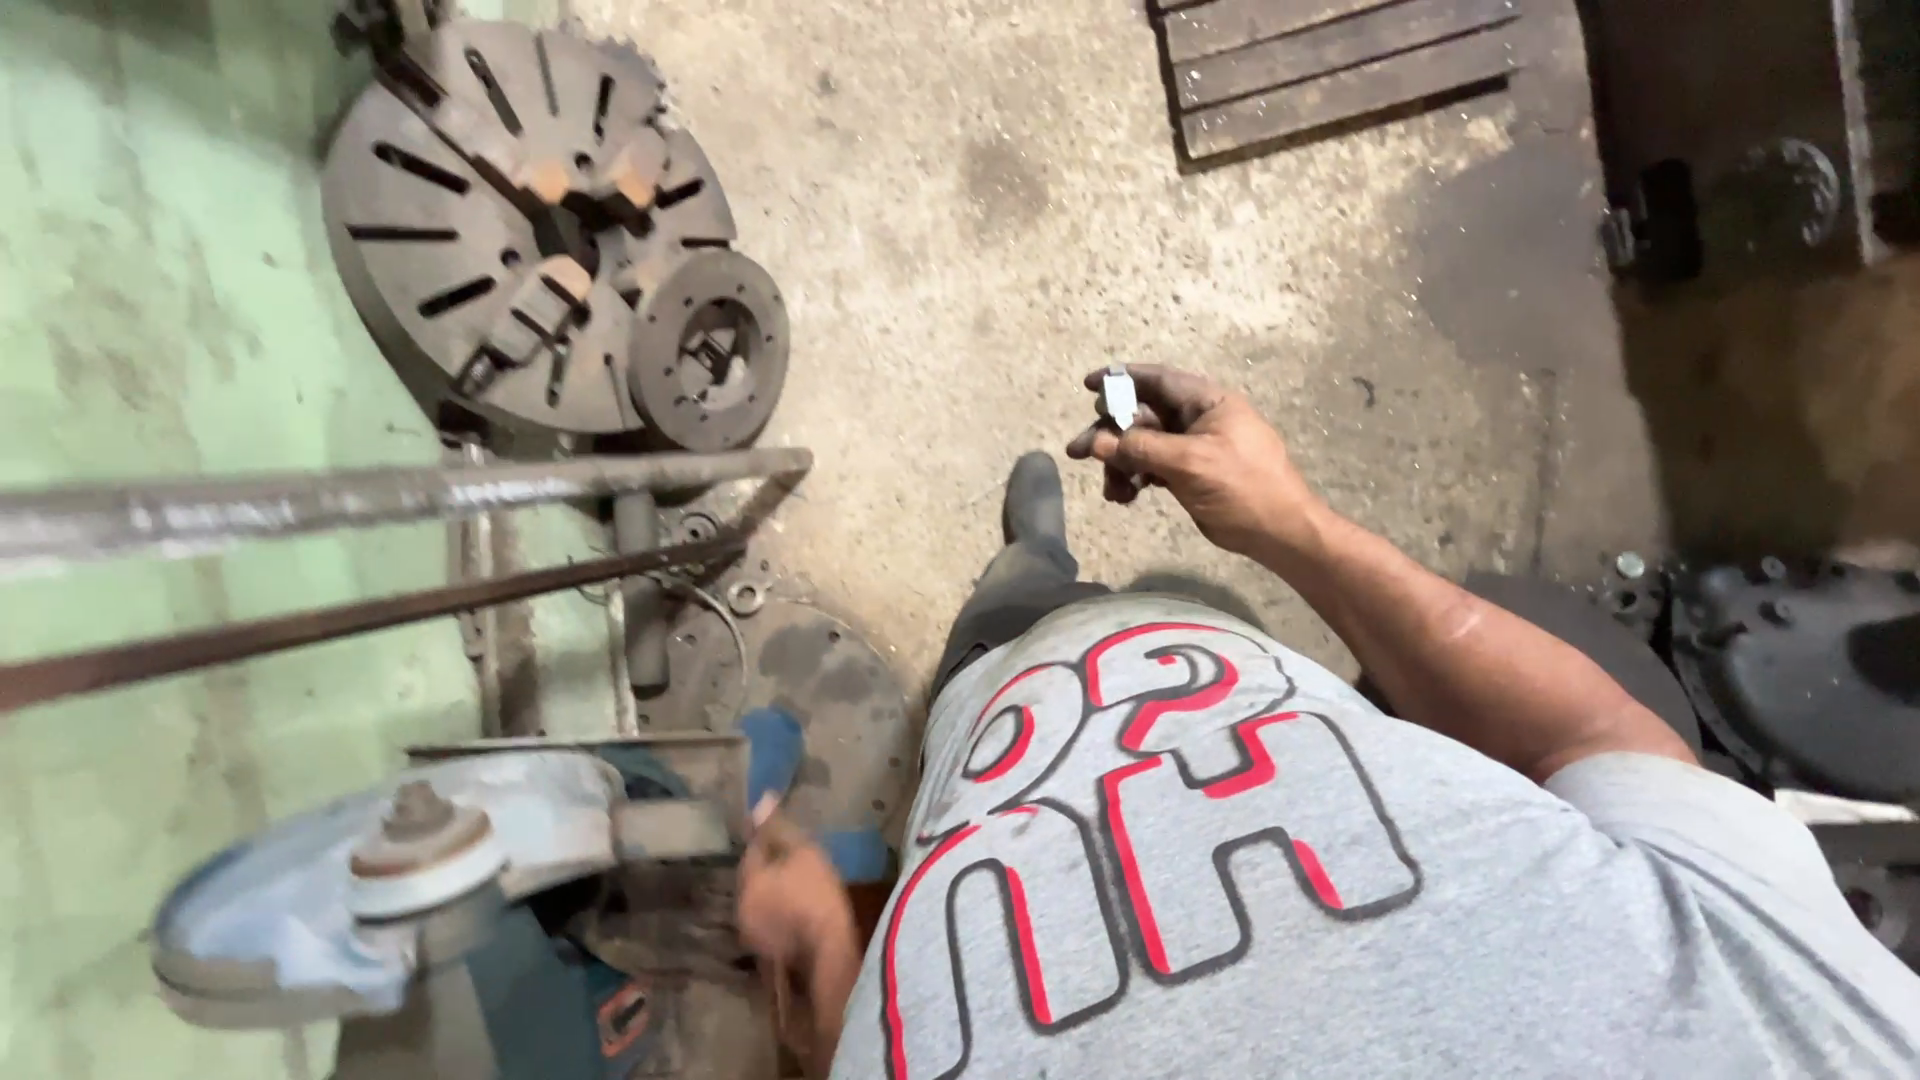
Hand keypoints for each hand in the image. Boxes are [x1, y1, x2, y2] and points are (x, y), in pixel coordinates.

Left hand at [736, 812, 855, 971]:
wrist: (829, 948)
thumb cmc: (818, 894)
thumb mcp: (804, 853)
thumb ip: (780, 828)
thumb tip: (761, 801)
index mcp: (748, 881)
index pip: (752, 849)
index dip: (768, 839)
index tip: (785, 835)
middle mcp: (740, 906)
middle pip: (752, 875)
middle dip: (768, 864)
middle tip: (793, 858)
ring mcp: (749, 931)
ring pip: (758, 897)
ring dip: (771, 887)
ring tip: (796, 881)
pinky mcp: (762, 949)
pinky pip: (766, 917)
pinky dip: (775, 909)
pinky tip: (796, 906)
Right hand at [1065, 364, 1326, 556]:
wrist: (1278, 530)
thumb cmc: (1242, 487)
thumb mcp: (1189, 462)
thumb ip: (1141, 448)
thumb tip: (1097, 441)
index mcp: (1206, 402)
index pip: (1157, 380)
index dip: (1121, 379)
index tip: (1088, 386)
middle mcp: (1197, 419)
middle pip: (1142, 416)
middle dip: (1110, 434)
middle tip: (1077, 453)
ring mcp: (1191, 447)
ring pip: (1142, 445)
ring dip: (1119, 464)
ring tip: (1111, 492)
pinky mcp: (1187, 473)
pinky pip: (1150, 467)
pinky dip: (1134, 479)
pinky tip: (1124, 497)